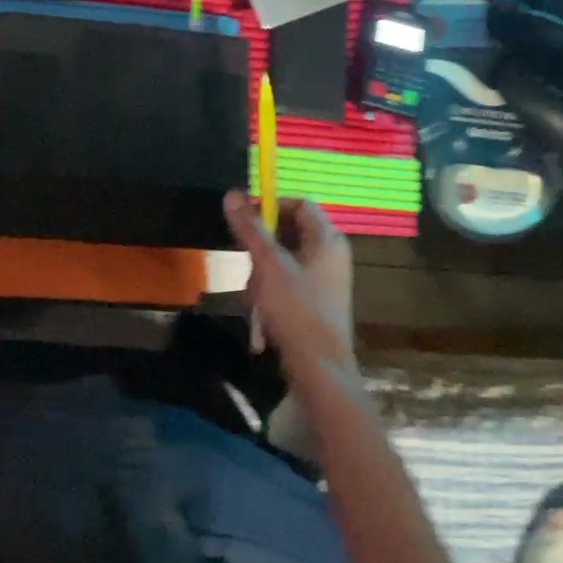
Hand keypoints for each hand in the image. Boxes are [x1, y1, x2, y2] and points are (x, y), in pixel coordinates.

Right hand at [224, 192, 359, 386]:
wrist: (319, 369)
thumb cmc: (296, 310)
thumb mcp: (268, 265)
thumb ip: (250, 228)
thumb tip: (232, 193)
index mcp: (327, 240)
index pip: (298, 204)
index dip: (270, 206)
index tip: (244, 220)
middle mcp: (330, 255)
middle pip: (288, 231)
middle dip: (261, 245)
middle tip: (245, 261)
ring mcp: (325, 280)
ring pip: (283, 259)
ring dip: (261, 272)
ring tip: (252, 295)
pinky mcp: (316, 301)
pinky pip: (287, 281)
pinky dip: (270, 291)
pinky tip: (259, 311)